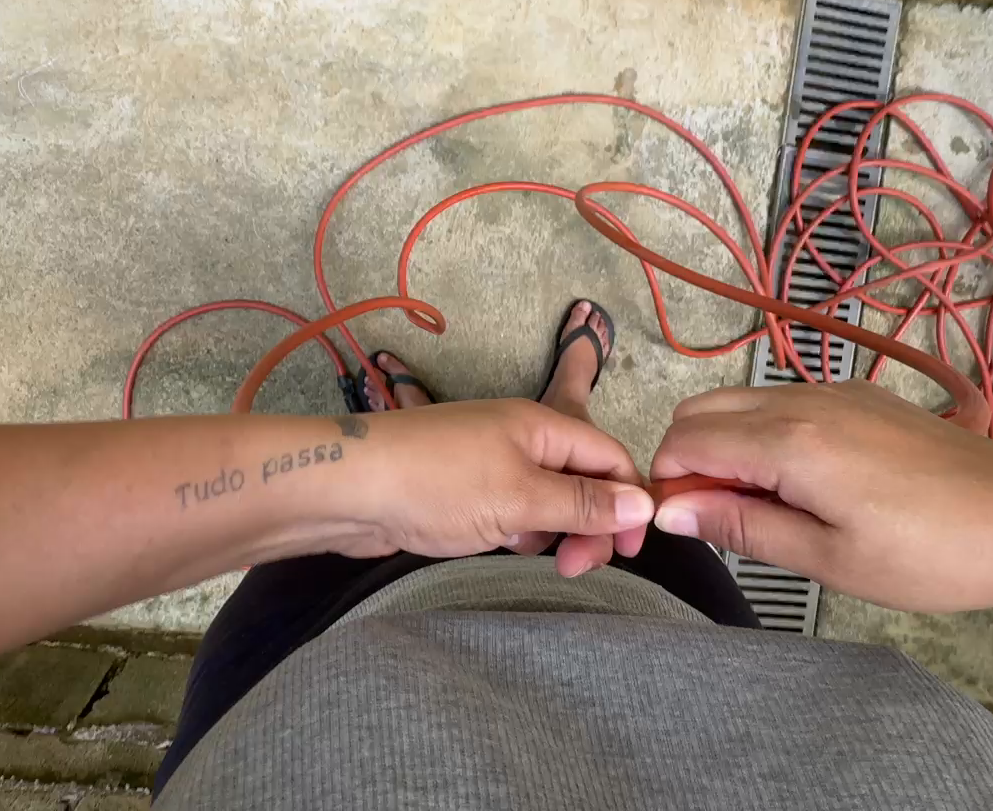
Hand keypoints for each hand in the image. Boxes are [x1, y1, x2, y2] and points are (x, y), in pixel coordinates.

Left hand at [336, 400, 653, 576]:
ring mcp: (489, 463)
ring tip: (519, 546)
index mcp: (540, 426)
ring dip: (548, 529)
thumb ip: (583, 502)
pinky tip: (495, 543)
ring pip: (545, 499)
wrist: (349, 489)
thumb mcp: (520, 497)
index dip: (629, 499)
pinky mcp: (464, 489)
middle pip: (580, 479)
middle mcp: (519, 437)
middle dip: (587, 523)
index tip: (629, 551)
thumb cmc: (439, 484)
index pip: (608, 455)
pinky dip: (514, 529)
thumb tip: (644, 502)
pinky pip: (510, 509)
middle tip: (574, 567)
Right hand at [649, 380, 992, 611]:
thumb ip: (741, 526)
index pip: (682, 442)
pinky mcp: (854, 392)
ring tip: (766, 500)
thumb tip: (669, 511)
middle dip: (686, 457)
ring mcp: (827, 389)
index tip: (690, 524)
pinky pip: (775, 399)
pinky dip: (758, 431)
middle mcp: (795, 399)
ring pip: (734, 400)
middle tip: (723, 513)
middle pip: (696, 410)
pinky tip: (805, 477)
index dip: (667, 483)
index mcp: (785, 441)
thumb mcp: (831, 559)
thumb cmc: (933, 554)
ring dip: (722, 443)